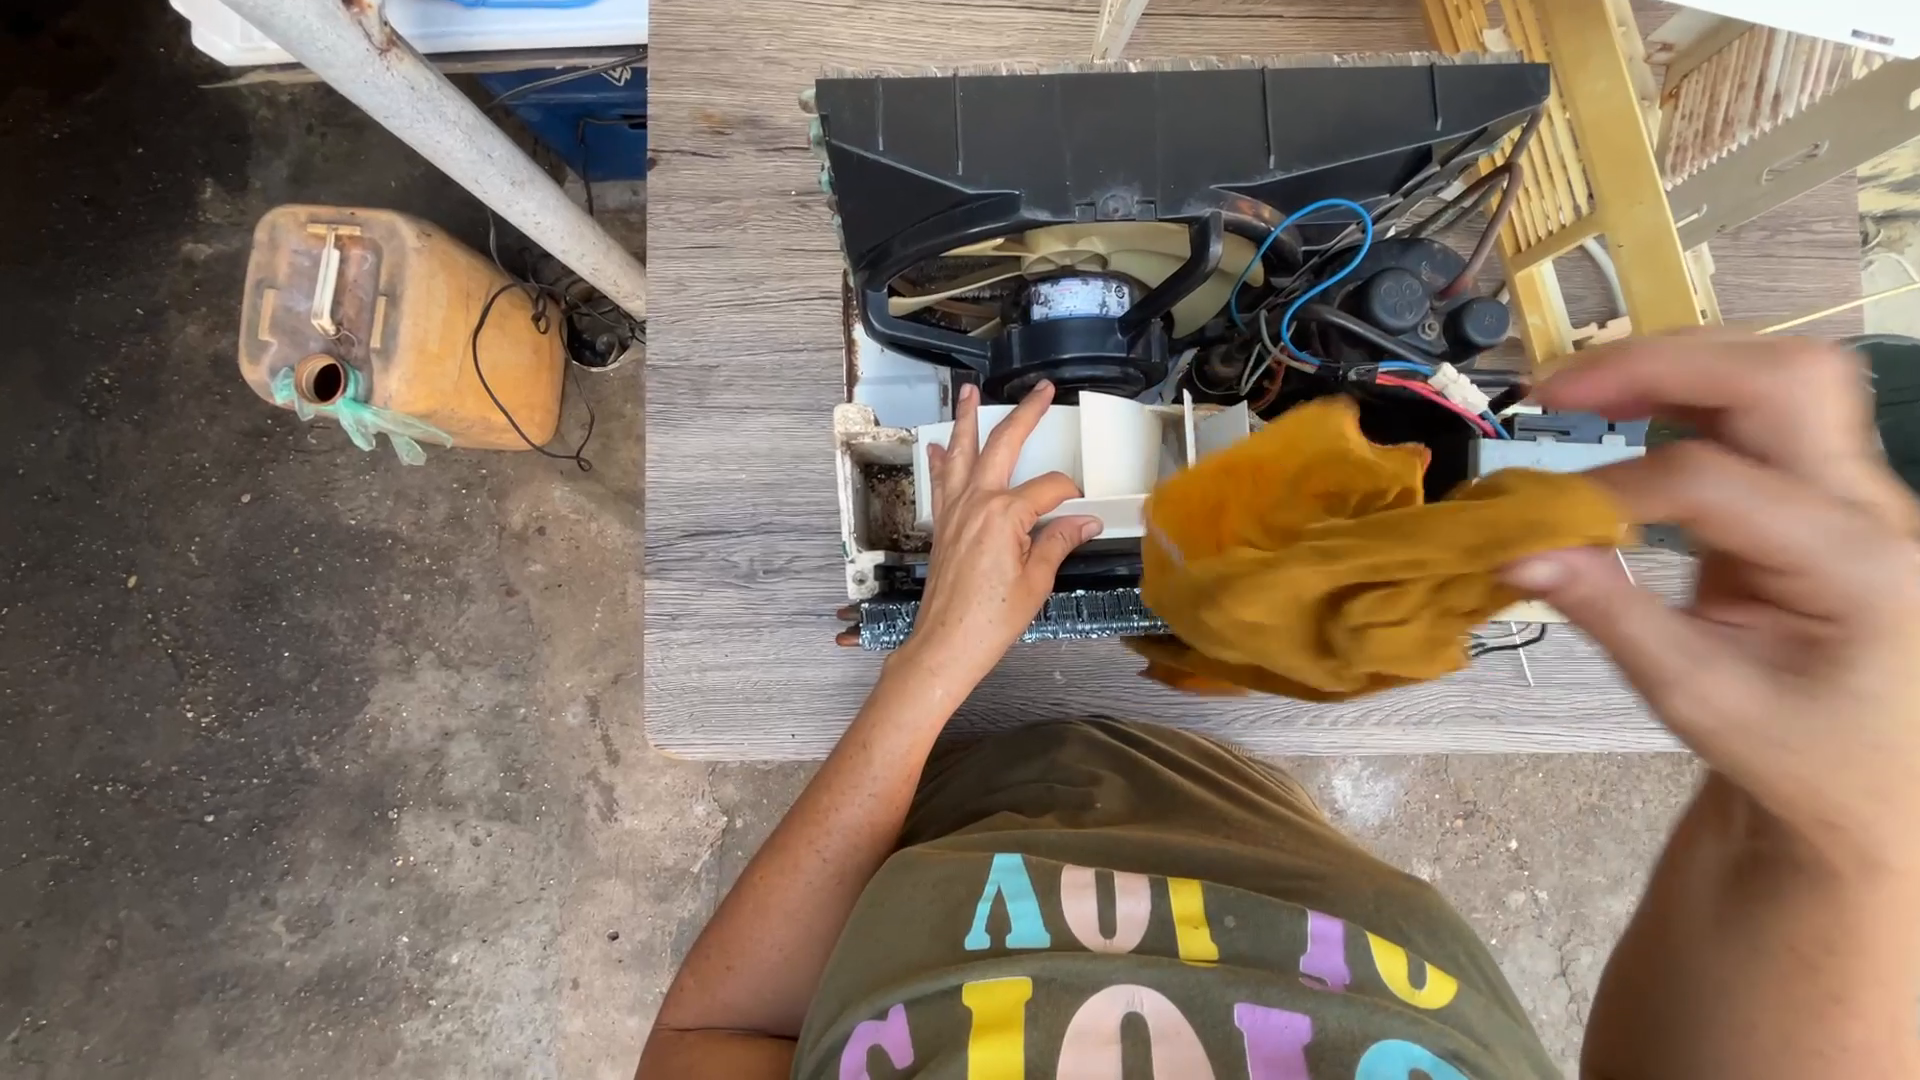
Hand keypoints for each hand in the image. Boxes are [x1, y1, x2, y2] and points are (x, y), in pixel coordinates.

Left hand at [899, 380, 1101, 687]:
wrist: (946, 643)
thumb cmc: (991, 619)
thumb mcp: (1036, 581)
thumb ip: (1058, 542)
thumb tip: (1085, 522)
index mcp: (1004, 514)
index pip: (1049, 488)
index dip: (1071, 495)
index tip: (1082, 510)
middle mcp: (976, 502)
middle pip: (1003, 445)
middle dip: (1025, 414)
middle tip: (1041, 390)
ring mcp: (954, 510)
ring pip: (962, 453)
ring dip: (968, 420)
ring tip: (970, 392)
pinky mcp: (943, 524)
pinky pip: (941, 482)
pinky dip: (941, 460)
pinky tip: (939, 445)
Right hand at [1502, 334, 1919, 878]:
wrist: (1886, 774)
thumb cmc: (1797, 747)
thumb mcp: (1694, 693)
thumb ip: (1606, 613)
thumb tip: (1512, 552)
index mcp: (1857, 565)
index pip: (1712, 482)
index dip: (1605, 488)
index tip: (1531, 524)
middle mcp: (1873, 505)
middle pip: (1784, 380)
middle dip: (1658, 367)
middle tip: (1551, 393)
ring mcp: (1855, 489)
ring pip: (1779, 374)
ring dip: (1670, 365)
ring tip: (1574, 391)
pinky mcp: (1821, 490)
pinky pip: (1759, 409)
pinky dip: (1681, 391)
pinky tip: (1619, 409)